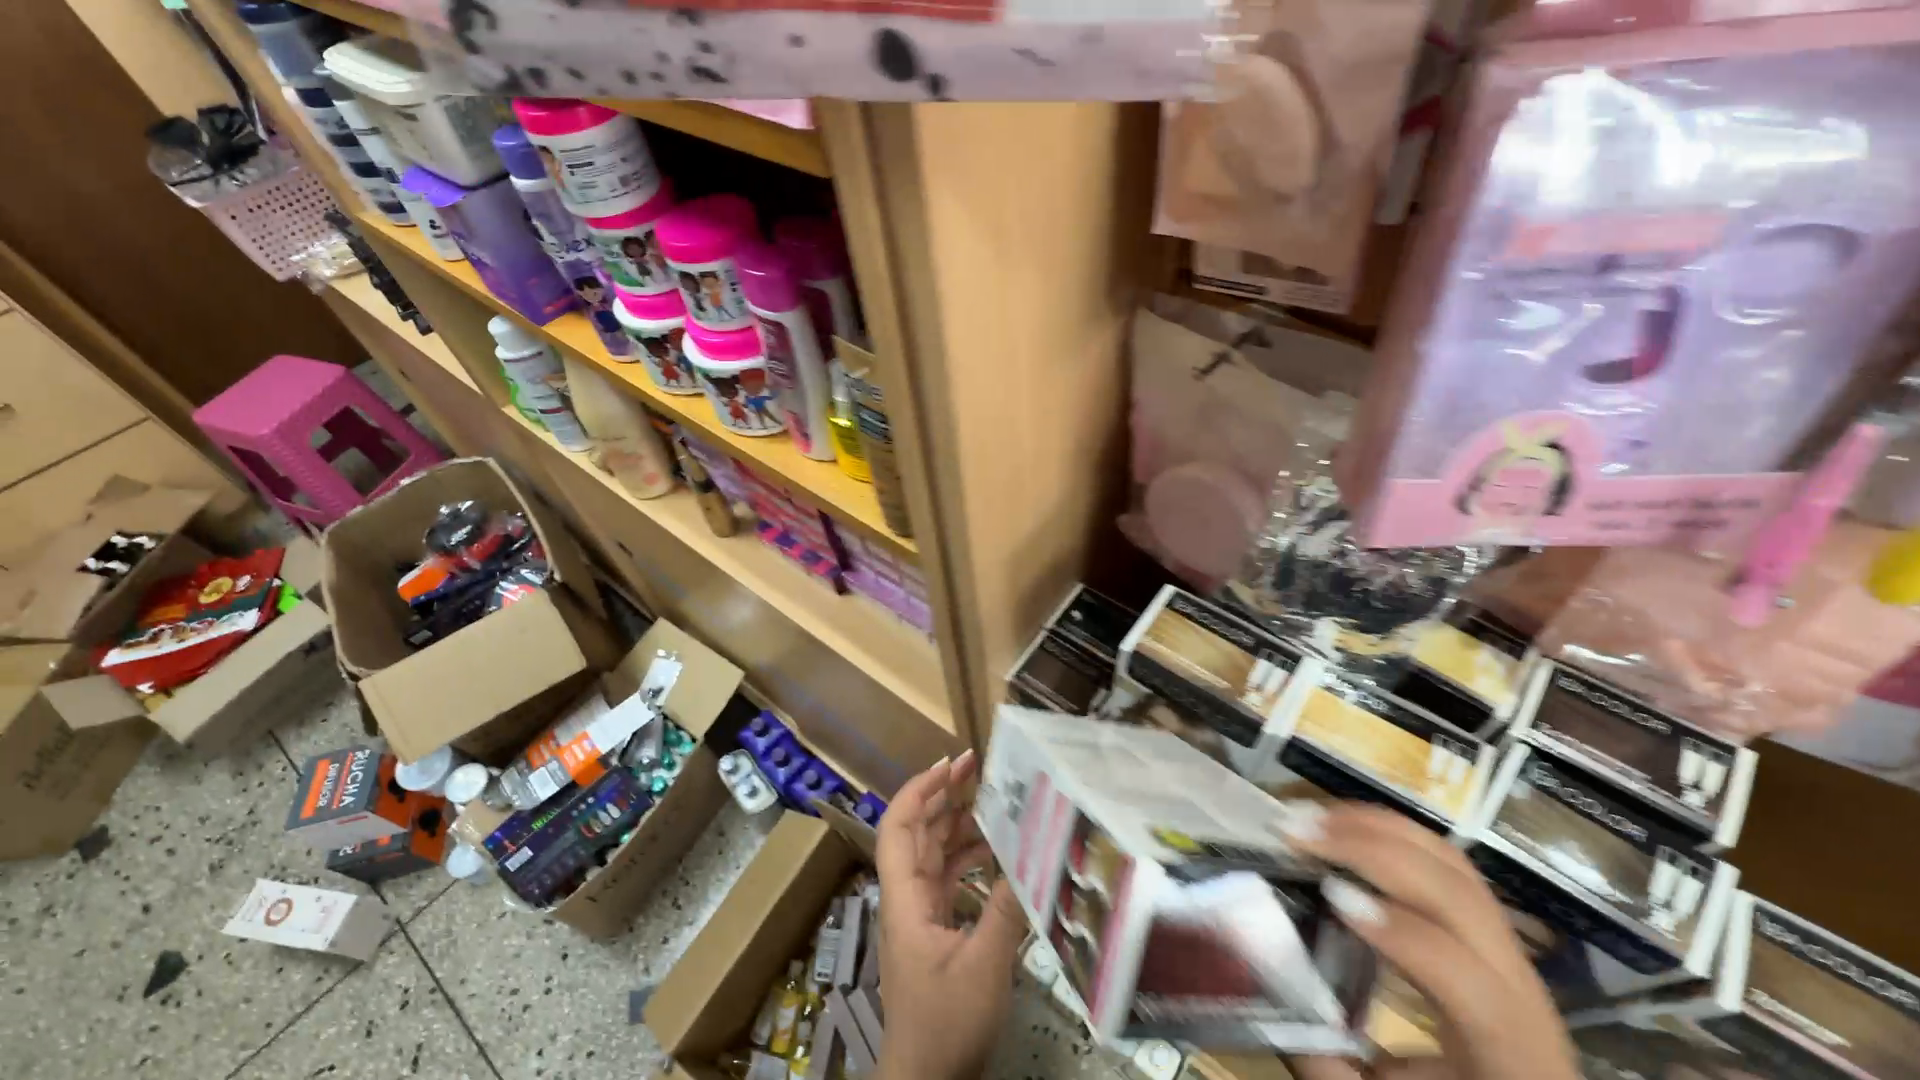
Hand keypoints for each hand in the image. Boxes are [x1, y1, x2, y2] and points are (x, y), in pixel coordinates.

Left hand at [874, 751, 1027, 1079]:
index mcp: (905, 899)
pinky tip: (997, 854)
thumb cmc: (946, 1023)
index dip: (920, 790)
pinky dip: (969, 861)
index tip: (953, 763)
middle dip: (943, 796)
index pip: (898, 827)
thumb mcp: (984, 966)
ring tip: (994, 802)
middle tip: (979, 767)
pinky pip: (948, 881)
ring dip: (958, 826)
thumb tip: (1033, 855)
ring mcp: (920, 916)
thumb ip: (1007, 909)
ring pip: (933, 856)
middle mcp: (907, 899)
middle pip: (917, 834)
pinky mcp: (936, 933)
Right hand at [1273, 802, 1579, 1079]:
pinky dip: (1393, 837)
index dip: (1402, 934)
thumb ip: (1327, 1065)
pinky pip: (1447, 867)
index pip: (1464, 977)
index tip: (1331, 896)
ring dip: (1380, 830)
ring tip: (1313, 817)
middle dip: (1376, 851)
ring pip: (1455, 866)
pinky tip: (1345, 830)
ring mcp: (1510, 951)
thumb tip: (1263, 996)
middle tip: (1298, 831)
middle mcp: (1522, 988)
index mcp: (1509, 1048)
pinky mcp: (1488, 931)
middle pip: (1460, 896)